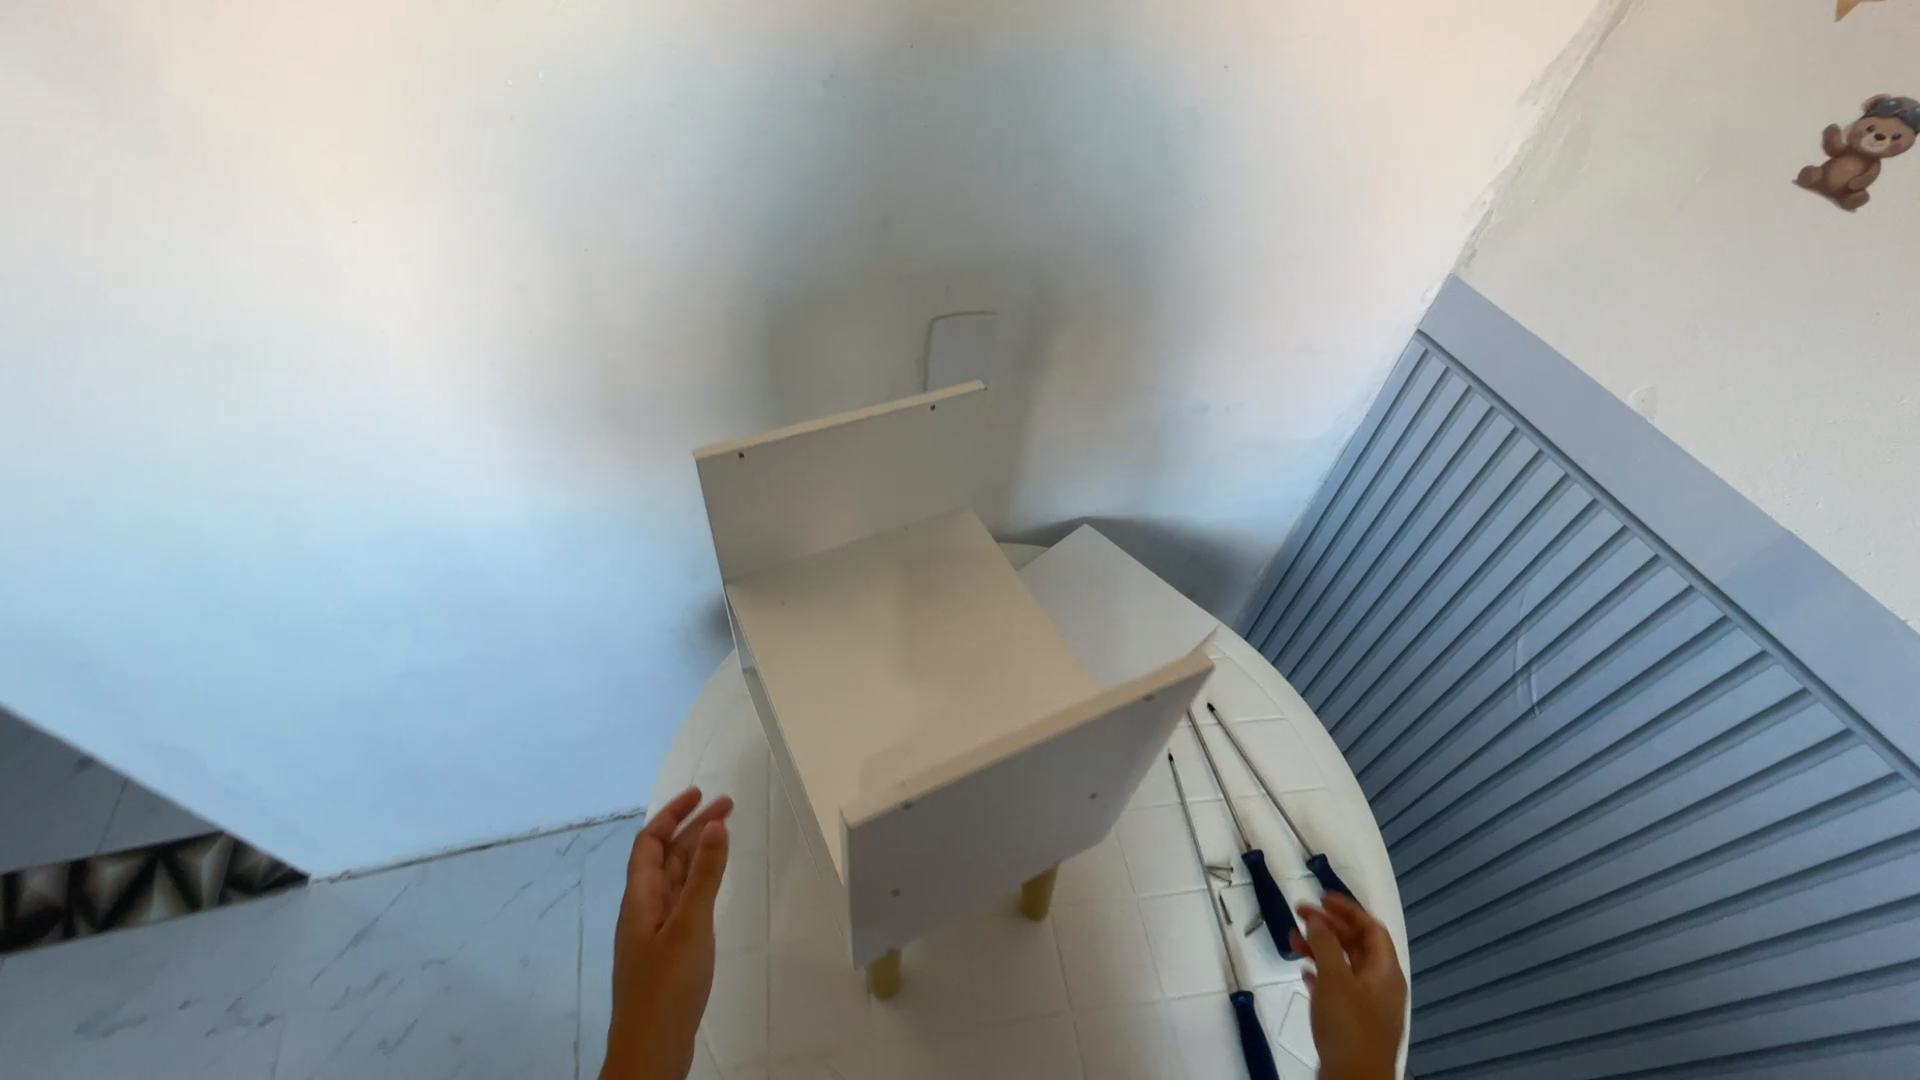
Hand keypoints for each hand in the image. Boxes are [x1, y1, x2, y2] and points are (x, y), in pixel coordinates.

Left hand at [602, 787, 733, 1079]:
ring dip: (696, 852)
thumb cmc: (667, 986)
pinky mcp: (667, 950)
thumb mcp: (690, 926)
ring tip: (724, 833)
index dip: (672, 814)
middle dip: (692, 828)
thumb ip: (704, 875)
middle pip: (664, 856)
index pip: (649, 842)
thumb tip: (714, 824)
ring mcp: (654, 931)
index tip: (701, 793)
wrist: (650, 1052)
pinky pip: (681, 899)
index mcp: (640, 899)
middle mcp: (643, 908)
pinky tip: (713, 884)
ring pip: (674, 878)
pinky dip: (699, 880)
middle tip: (728, 806)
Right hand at [1289, 894, 1407, 1079]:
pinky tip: (1303, 971)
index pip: (1371, 928)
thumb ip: (1325, 944)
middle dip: (1329, 925)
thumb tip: (1316, 920)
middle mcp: (1379, 985)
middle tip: (1299, 912)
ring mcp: (1367, 1004)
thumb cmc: (1348, 1026)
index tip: (1320, 896)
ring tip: (1292, 940)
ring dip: (1319, 948)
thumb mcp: (1335, 978)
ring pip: (1343, 964)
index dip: (1348, 909)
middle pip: (1357, 944)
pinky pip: (1336, 986)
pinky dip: (1320, 972)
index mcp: (1385, 972)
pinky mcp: (1351, 1021)